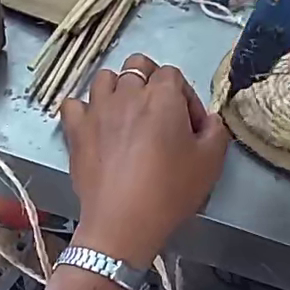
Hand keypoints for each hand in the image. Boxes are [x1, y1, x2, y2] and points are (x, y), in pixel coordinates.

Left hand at [60, 54, 228, 266]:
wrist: (123, 222)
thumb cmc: (169, 192)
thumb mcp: (211, 163)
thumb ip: (216, 131)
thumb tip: (209, 120)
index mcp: (162, 95)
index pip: (174, 76)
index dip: (185, 98)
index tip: (189, 126)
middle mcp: (127, 93)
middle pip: (137, 67)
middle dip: (150, 82)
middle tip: (158, 113)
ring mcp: (97, 110)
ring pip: (104, 79)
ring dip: (117, 90)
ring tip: (126, 116)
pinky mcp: (76, 131)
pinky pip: (73, 105)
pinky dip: (83, 110)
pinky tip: (94, 125)